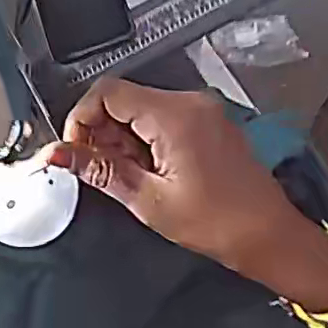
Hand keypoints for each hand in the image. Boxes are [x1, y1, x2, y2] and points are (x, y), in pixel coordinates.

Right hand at [45, 78, 327, 303]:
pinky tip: (150, 173)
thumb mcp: (147, 199)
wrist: (268, 235)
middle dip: (101, 134)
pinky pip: (159, 119)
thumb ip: (98, 169)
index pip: (106, 92)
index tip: (75, 150)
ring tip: (132, 178)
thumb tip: (58, 154)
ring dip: (121, 140)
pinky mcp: (205, 122)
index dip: (81, 120)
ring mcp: (200, 110)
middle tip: (102, 172)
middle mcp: (190, 103)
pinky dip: (142, 142)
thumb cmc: (220, 223)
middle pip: (121, 99)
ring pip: (137, 110)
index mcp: (175, 115)